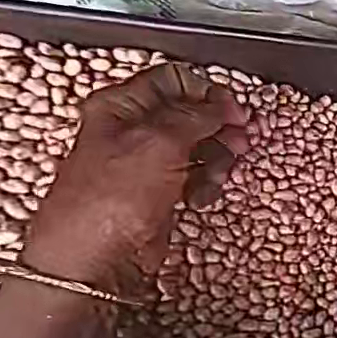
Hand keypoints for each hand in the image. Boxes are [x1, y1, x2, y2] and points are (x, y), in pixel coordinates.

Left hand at [23, 63, 248, 290]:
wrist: (96, 256)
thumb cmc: (113, 198)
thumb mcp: (158, 143)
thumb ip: (194, 117)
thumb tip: (221, 104)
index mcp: (122, 107)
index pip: (173, 81)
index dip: (208, 92)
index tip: (234, 111)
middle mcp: (135, 130)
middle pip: (193, 115)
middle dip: (220, 129)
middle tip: (239, 144)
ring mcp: (150, 162)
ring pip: (200, 147)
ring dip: (217, 160)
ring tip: (215, 178)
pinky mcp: (163, 191)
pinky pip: (197, 177)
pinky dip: (206, 185)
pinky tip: (201, 198)